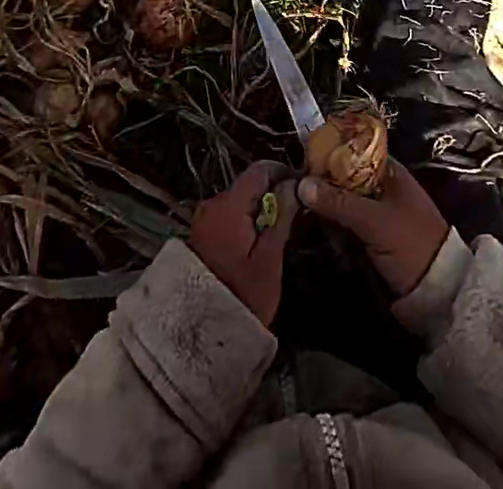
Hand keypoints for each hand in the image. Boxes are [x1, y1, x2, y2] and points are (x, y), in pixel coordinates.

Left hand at [187, 161, 298, 325]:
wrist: (199, 331)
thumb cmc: (241, 295)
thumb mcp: (269, 259)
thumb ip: (281, 217)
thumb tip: (292, 185)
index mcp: (228, 205)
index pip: (259, 170)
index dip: (284, 174)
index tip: (303, 190)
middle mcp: (211, 204)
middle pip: (249, 184)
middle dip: (273, 194)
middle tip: (297, 215)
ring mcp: (203, 219)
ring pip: (239, 201)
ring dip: (260, 210)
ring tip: (281, 232)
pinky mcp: (201, 233)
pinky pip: (229, 216)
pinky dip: (246, 221)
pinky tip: (259, 242)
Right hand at [298, 159, 449, 297]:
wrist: (438, 290)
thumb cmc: (411, 244)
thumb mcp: (375, 220)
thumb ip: (339, 202)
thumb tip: (301, 184)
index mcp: (391, 173)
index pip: (357, 151)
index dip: (332, 151)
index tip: (304, 156)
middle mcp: (382, 187)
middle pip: (346, 176)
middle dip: (323, 180)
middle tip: (293, 184)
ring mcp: (377, 212)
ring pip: (343, 199)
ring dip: (324, 203)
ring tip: (295, 203)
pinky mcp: (371, 235)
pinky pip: (345, 221)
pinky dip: (331, 221)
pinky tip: (311, 222)